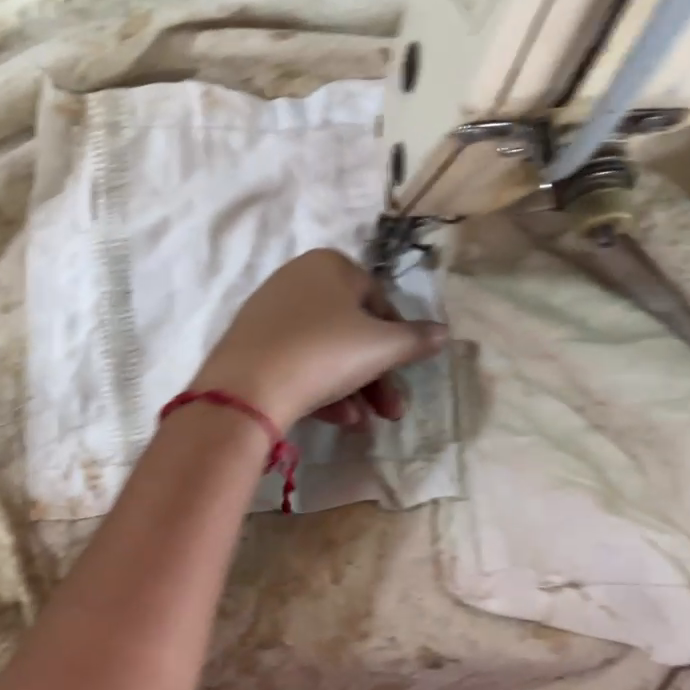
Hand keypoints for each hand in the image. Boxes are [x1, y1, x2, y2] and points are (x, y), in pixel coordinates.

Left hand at [189, 249, 450, 427]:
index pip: (377, 300)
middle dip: (376, 376)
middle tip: (393, 412)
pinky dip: (319, 391)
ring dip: (352, 391)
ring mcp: (267, 316)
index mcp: (328, 265)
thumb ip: (415, 339)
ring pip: (323, 353)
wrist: (247, 389)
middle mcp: (294, 282)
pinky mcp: (248, 350)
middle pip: (349, 332)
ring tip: (363, 424)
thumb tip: (442, 333)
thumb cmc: (324, 353)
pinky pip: (294, 365)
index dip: (397, 339)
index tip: (406, 371)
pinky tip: (337, 421)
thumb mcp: (381, 346)